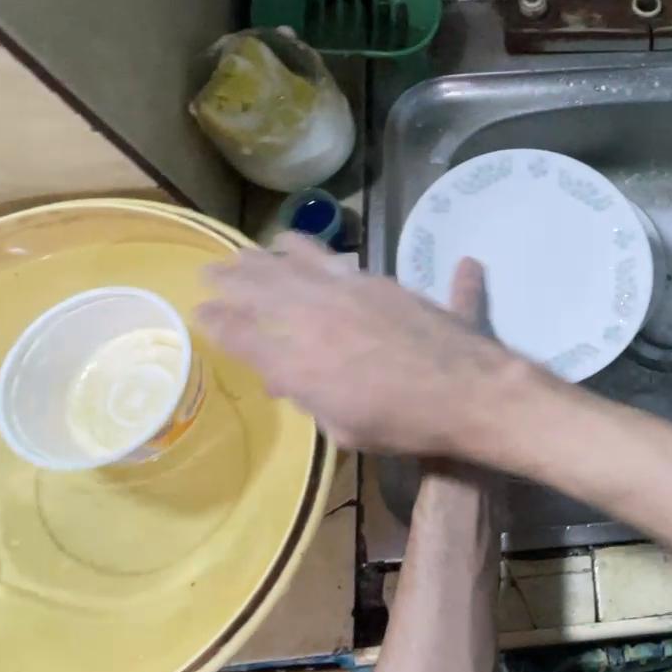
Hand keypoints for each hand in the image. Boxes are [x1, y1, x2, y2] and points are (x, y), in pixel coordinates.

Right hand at [196, 233, 536, 456]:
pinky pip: (330, 258)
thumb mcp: (346, 428)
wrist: (469, 390)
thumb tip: (288, 376)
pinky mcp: (377, 281)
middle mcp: (312, 319)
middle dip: (229, 281)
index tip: (202, 313)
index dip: (217, 323)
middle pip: (258, 290)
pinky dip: (306, 249)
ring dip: (262, 258)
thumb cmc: (408, 426)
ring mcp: (346, 293)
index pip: (241, 335)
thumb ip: (312, 398)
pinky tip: (293, 243)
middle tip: (210, 274)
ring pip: (291, 265)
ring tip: (244, 254)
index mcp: (296, 364)